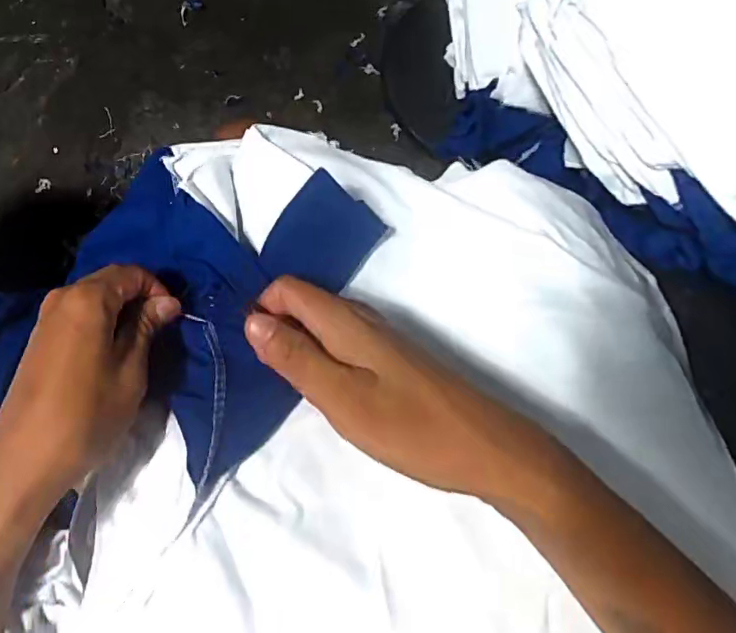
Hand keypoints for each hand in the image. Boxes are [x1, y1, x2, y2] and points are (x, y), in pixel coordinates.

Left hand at [0, 264, 180, 501]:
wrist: (24, 463)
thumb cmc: (86, 416)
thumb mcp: (130, 372)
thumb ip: (146, 328)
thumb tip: (166, 302)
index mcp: (86, 298)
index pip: (130, 273)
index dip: (157, 288)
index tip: (172, 317)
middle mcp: (62, 298)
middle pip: (109, 281)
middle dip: (138, 297)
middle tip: (159, 328)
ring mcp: (45, 319)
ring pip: (92, 299)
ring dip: (118, 312)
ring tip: (138, 342)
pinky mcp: (37, 340)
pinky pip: (76, 315)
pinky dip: (98, 323)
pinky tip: (108, 352)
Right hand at [246, 278, 735, 632]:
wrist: (490, 449)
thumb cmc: (411, 427)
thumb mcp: (342, 399)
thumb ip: (296, 358)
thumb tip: (252, 318)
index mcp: (346, 319)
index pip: (287, 287)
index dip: (260, 307)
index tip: (245, 348)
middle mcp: (361, 316)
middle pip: (302, 299)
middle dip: (273, 322)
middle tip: (257, 369)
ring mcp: (380, 335)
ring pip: (321, 319)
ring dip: (295, 339)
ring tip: (282, 380)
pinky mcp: (392, 356)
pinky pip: (339, 337)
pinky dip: (318, 352)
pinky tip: (321, 385)